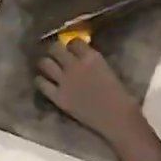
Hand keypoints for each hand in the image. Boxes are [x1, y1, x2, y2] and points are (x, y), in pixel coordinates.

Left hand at [35, 41, 151, 148]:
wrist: (116, 118)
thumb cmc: (119, 95)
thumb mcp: (107, 69)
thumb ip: (92, 62)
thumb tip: (81, 58)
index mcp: (90, 57)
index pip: (73, 41)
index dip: (71, 45)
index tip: (71, 49)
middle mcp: (74, 65)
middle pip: (55, 48)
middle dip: (55, 50)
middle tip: (55, 56)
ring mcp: (64, 81)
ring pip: (45, 63)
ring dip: (45, 63)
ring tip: (47, 67)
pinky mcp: (58, 97)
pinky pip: (42, 84)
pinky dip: (41, 81)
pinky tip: (43, 82)